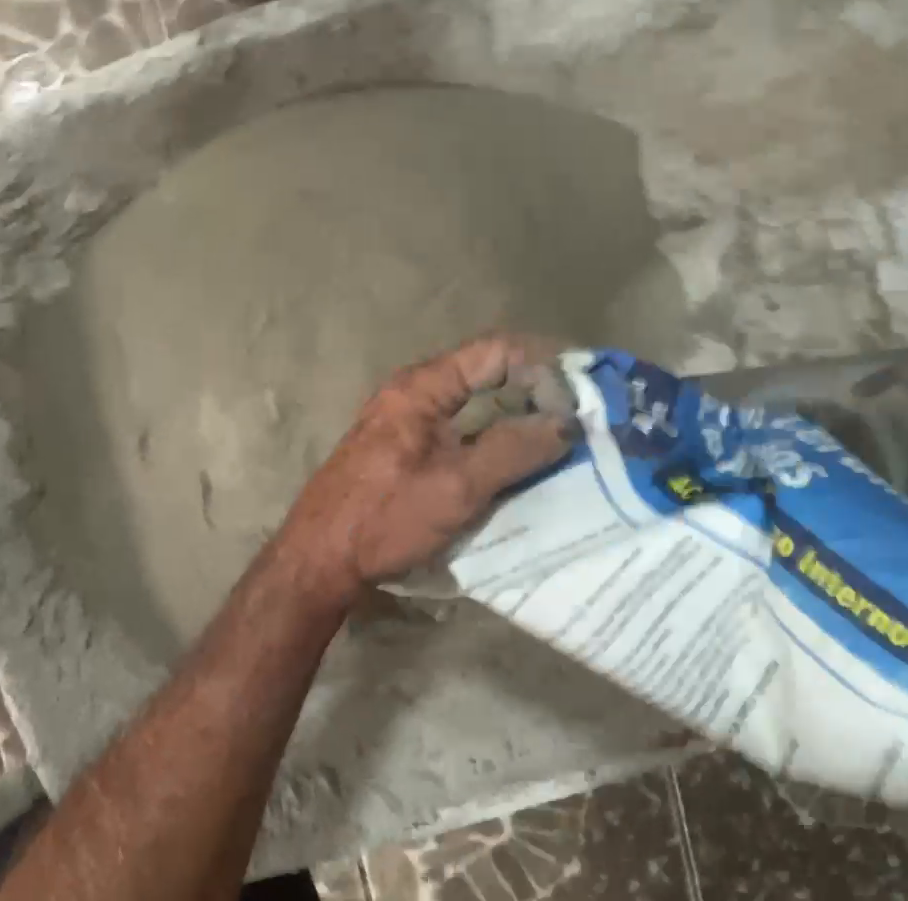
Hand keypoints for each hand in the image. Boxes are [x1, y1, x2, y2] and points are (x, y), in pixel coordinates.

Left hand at [272, 335, 575, 604]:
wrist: (320, 556)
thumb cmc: (384, 518)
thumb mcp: (456, 487)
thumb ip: (512, 450)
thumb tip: (567, 422)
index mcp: (420, 388)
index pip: (494, 350)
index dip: (543, 362)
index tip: (588, 388)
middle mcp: (412, 394)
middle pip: (486, 374)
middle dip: (536, 390)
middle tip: (586, 417)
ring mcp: (405, 422)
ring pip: (475, 406)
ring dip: (517, 418)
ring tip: (567, 440)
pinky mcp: (405, 450)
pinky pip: (460, 431)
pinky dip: (494, 439)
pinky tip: (523, 464)